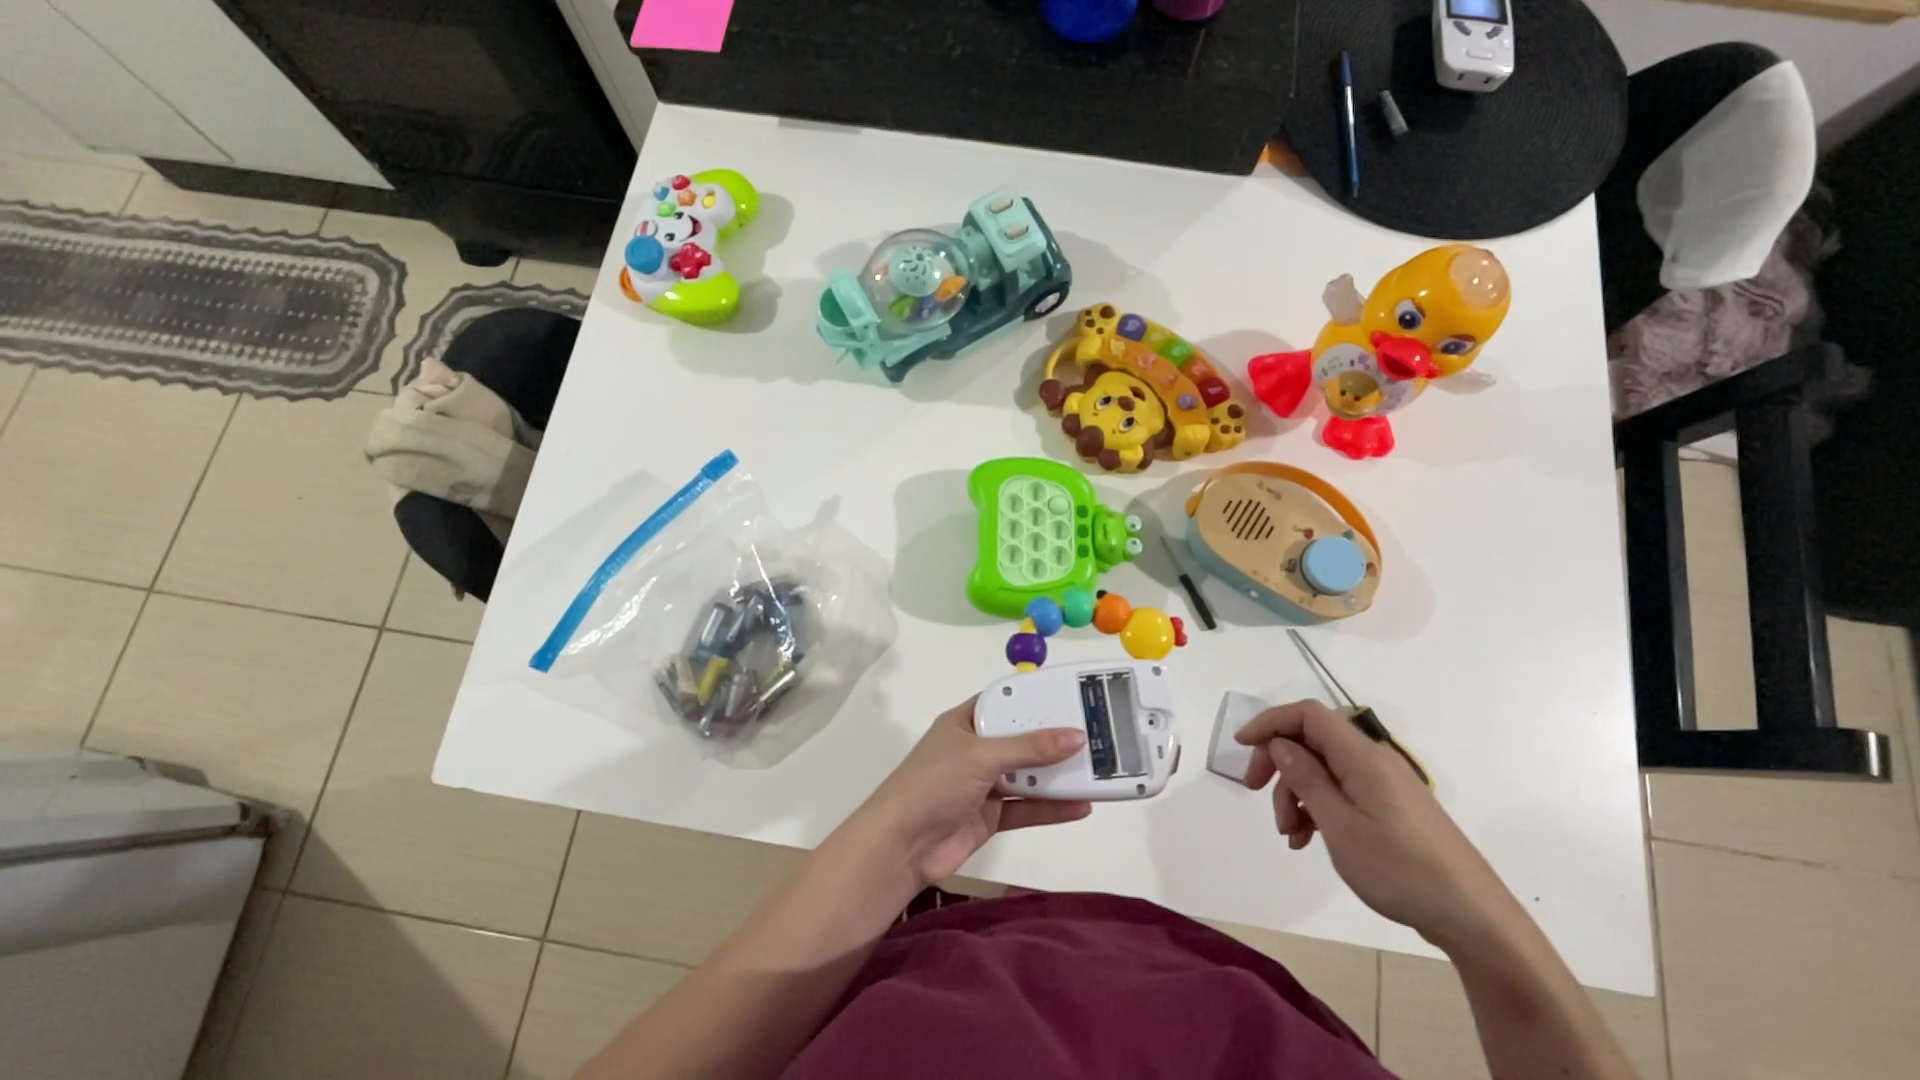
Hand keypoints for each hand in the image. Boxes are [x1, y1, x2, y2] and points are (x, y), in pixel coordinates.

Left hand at [850, 697, 1091, 888]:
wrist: (901, 847)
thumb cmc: (934, 784)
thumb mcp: (982, 756)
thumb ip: (1030, 748)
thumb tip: (1077, 736)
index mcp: (965, 722)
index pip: (1006, 702)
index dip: (1036, 698)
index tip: (1074, 696)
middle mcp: (975, 750)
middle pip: (1022, 740)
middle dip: (1055, 739)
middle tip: (1098, 733)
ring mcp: (983, 785)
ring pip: (1028, 776)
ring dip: (1059, 775)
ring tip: (1099, 769)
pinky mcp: (990, 818)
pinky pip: (1027, 808)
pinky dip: (1052, 808)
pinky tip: (1083, 807)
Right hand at [1236, 700, 1523, 951]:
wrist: (1470, 914)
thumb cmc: (1399, 868)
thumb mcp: (1339, 826)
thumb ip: (1306, 779)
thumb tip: (1280, 744)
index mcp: (1362, 756)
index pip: (1308, 714)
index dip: (1270, 722)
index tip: (1242, 748)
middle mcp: (1374, 760)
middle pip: (1313, 740)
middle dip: (1278, 762)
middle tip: (1256, 794)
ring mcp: (1385, 784)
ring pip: (1324, 769)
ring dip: (1296, 793)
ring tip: (1290, 835)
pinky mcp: (1391, 806)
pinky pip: (1343, 791)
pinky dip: (1318, 808)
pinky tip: (1309, 839)